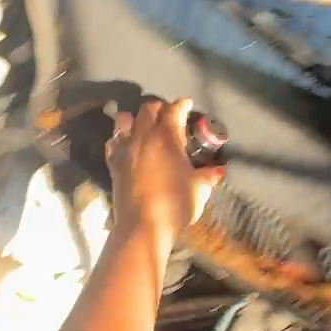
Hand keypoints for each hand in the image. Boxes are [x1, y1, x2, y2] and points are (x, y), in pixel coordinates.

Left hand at [106, 97, 224, 245]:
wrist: (143, 226)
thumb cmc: (175, 204)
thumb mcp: (199, 189)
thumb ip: (208, 175)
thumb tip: (217, 170)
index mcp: (167, 137)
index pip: (174, 110)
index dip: (182, 104)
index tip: (187, 104)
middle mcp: (143, 137)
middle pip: (148, 109)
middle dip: (160, 107)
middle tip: (169, 115)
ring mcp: (125, 150)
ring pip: (125, 120)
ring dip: (135, 118)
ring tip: (144, 125)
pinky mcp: (113, 165)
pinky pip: (112, 142)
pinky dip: (120, 138)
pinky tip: (126, 143)